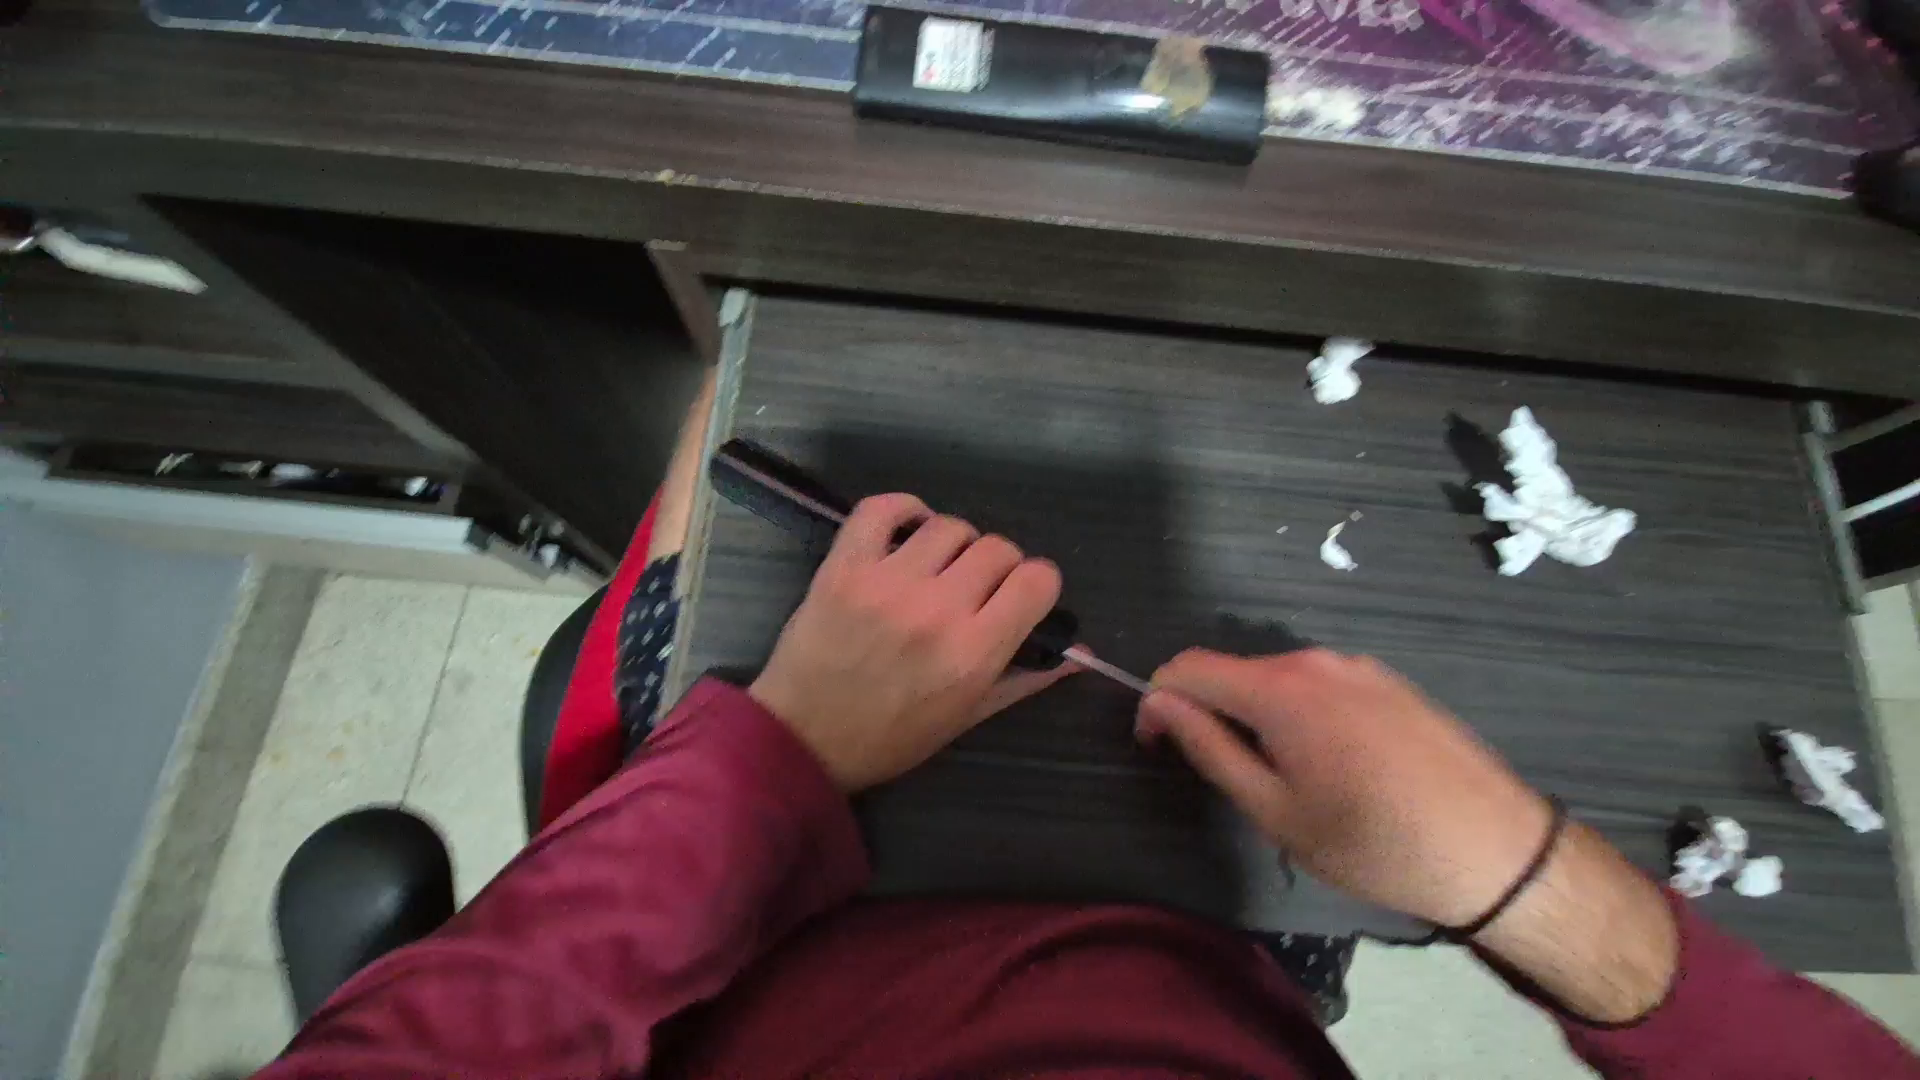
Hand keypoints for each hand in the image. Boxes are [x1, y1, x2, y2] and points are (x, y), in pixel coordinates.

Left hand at [750, 493, 1077, 791]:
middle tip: (975, 587)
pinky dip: (904, 508)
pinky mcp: (845, 565)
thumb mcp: (966, 717)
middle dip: (999, 565)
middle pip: (997, 547)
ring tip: (937, 566)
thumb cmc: (891, 737)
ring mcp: (888, 581)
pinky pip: (882, 508)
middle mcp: (938, 608)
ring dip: (954, 543)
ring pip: (949, 525)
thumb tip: (1077, 653)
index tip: (1021, 595)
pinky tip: (909, 529)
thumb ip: (1025, 680)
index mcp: (974, 652)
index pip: (1038, 580)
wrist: (803, 738)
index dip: (1038, 583)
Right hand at [1139, 648, 1676, 1021]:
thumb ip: (1209, 747)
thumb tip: (1157, 704)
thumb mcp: (1275, 810)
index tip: (1155, 744)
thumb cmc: (1374, 843)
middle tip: (1227, 775)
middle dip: (1208, 711)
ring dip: (1253, 714)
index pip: (1186, 667)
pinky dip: (1294, 711)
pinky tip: (1330, 762)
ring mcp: (1356, 665)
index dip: (1155, 699)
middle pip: (1230, 671)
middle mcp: (1314, 661)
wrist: (1502, 853)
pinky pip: (1315, 683)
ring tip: (1283, 777)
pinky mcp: (1386, 679)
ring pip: (1272, 678)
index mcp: (1280, 689)